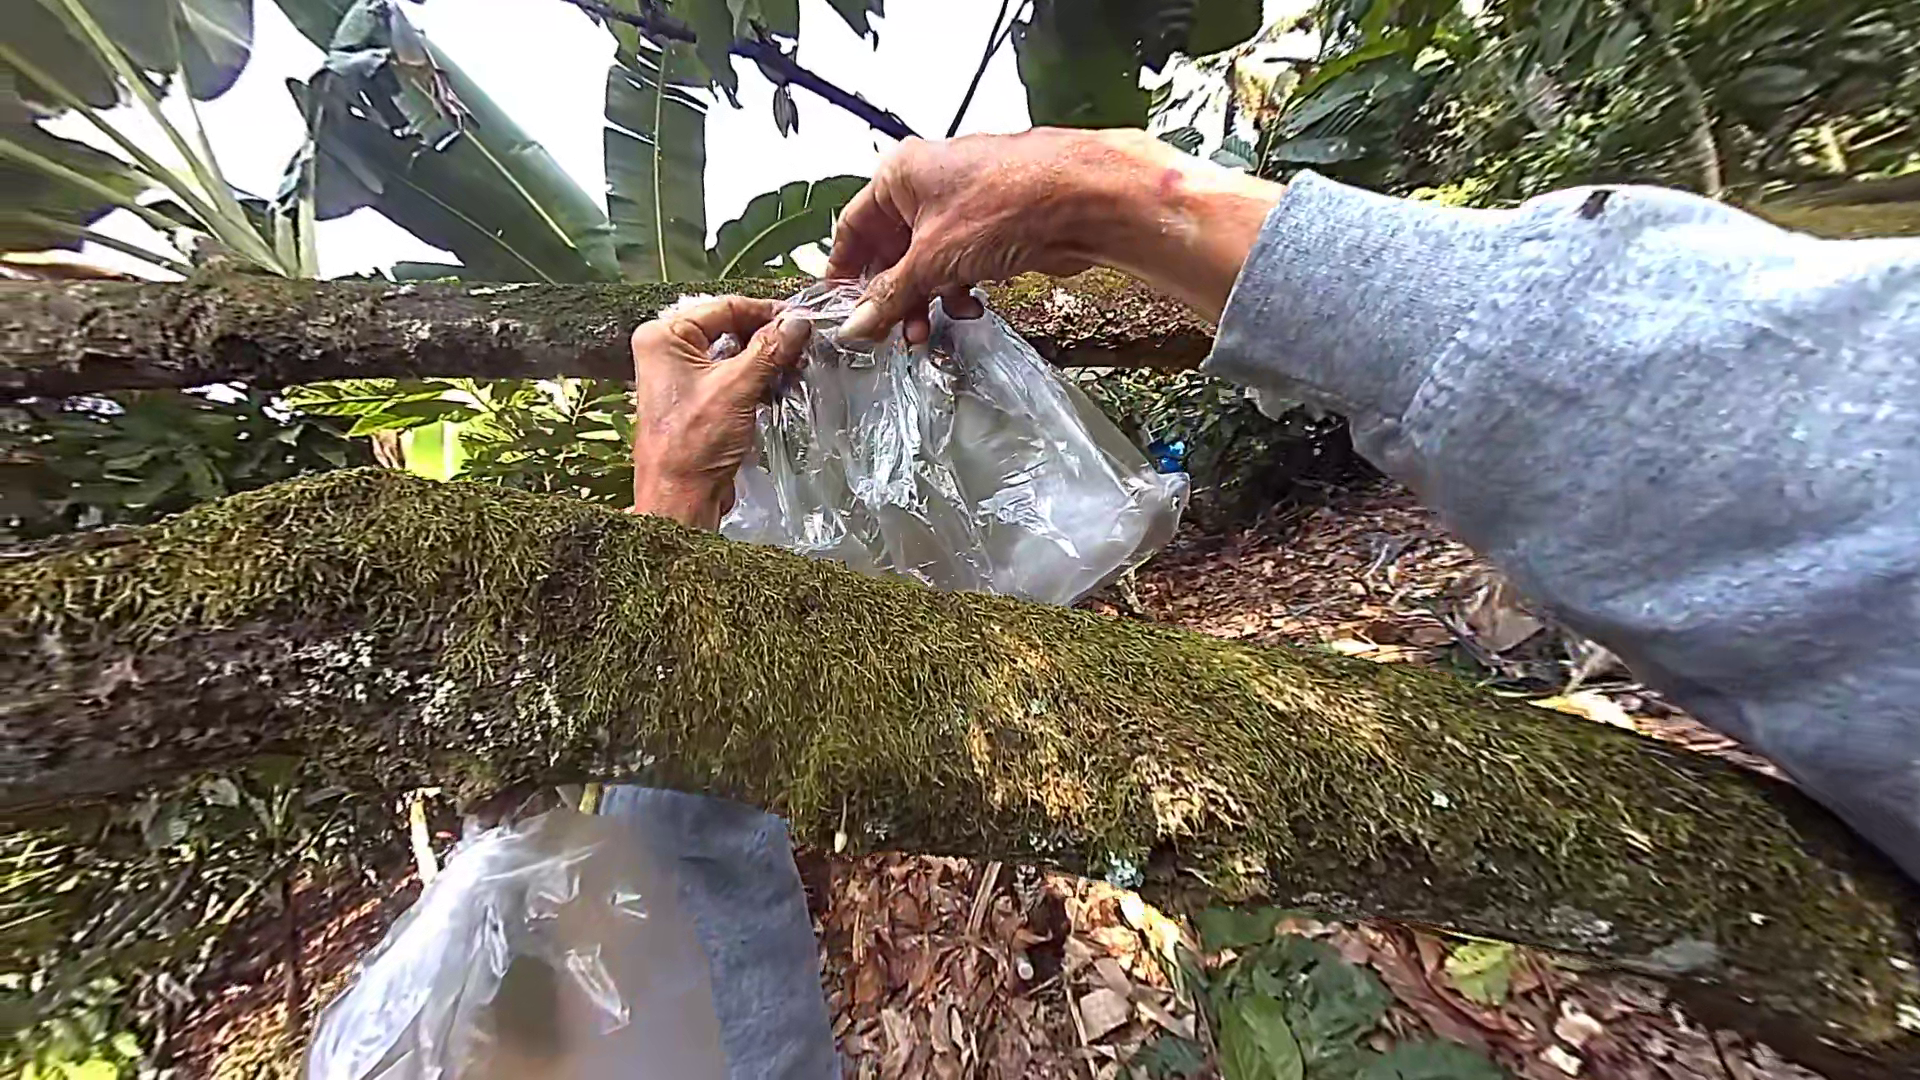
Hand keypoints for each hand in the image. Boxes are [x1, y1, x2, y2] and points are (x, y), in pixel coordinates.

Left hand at [629, 296, 810, 529]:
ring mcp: (683, 376)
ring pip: (734, 354)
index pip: (724, 307)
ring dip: (766, 359)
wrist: (681, 494)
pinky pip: (733, 377)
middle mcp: (669, 350)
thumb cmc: (697, 440)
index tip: (802, 319)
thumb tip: (799, 321)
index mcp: (665, 336)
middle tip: (805, 344)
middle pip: (729, 328)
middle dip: (768, 337)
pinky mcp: (699, 400)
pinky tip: (782, 384)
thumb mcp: (737, 388)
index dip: (766, 312)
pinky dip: (758, 378)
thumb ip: (769, 350)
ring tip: (798, 365)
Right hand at [828, 128, 1284, 343]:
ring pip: (924, 269)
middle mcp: (925, 191)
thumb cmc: (1002, 208)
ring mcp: (958, 213)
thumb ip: (890, 296)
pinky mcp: (987, 235)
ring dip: (924, 304)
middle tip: (892, 336)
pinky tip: (970, 310)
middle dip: (891, 299)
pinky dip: (956, 295)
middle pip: (889, 255)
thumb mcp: (932, 259)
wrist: (1080, 201)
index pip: (853, 230)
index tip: (839, 312)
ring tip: (928, 333)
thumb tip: (853, 327)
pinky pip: (956, 272)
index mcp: (899, 179)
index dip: (844, 273)